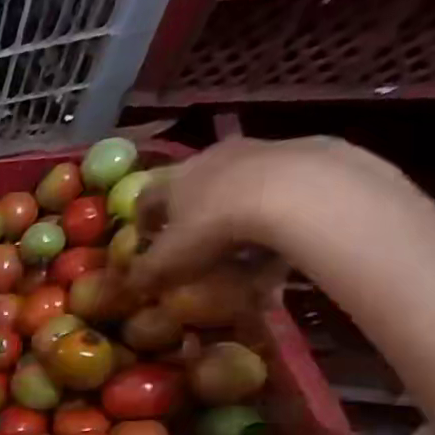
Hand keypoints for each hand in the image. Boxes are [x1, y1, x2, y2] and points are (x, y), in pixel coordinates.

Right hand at [124, 136, 430, 292]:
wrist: (296, 191)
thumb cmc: (216, 225)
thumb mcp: (171, 259)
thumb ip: (147, 272)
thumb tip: (131, 284)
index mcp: (175, 178)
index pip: (147, 196)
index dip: (143, 220)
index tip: (147, 241)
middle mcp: (212, 157)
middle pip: (194, 185)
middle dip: (193, 213)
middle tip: (198, 243)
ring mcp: (259, 150)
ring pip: (239, 183)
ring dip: (237, 208)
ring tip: (247, 244)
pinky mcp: (304, 152)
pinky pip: (281, 186)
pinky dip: (277, 208)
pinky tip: (285, 235)